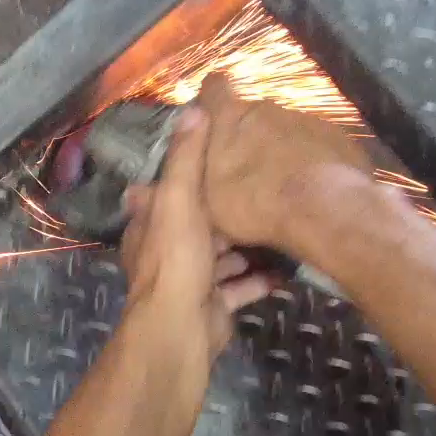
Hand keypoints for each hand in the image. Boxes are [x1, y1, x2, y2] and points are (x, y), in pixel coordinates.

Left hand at [119, 108, 282, 357]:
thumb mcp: (179, 198)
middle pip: (197, 224)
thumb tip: (194, 109)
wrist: (181, 325)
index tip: (219, 157)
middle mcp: (165, 250)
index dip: (187, 174)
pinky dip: (260, 278)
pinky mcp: (212, 304)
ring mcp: (189, 279)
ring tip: (280, 225)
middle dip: (226, 211)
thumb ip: (186, 158)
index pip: (165, 190)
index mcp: (149, 222)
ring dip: (246, 245)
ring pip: (221, 256)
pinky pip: (240, 287)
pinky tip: (286, 268)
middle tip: (262, 191)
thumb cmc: (176, 257)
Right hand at [192, 73, 369, 252]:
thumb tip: (193, 142)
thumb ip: (197, 164)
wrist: (326, 210)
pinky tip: (309, 189)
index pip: (214, 88)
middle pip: (250, 114)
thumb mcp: (205, 193)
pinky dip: (308, 160)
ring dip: (279, 150)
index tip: (208, 114)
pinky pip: (314, 144)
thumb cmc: (254, 201)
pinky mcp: (338, 136)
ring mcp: (306, 119)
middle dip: (245, 136)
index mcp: (230, 118)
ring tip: (280, 186)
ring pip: (284, 130)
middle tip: (243, 172)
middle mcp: (267, 109)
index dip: (210, 97)